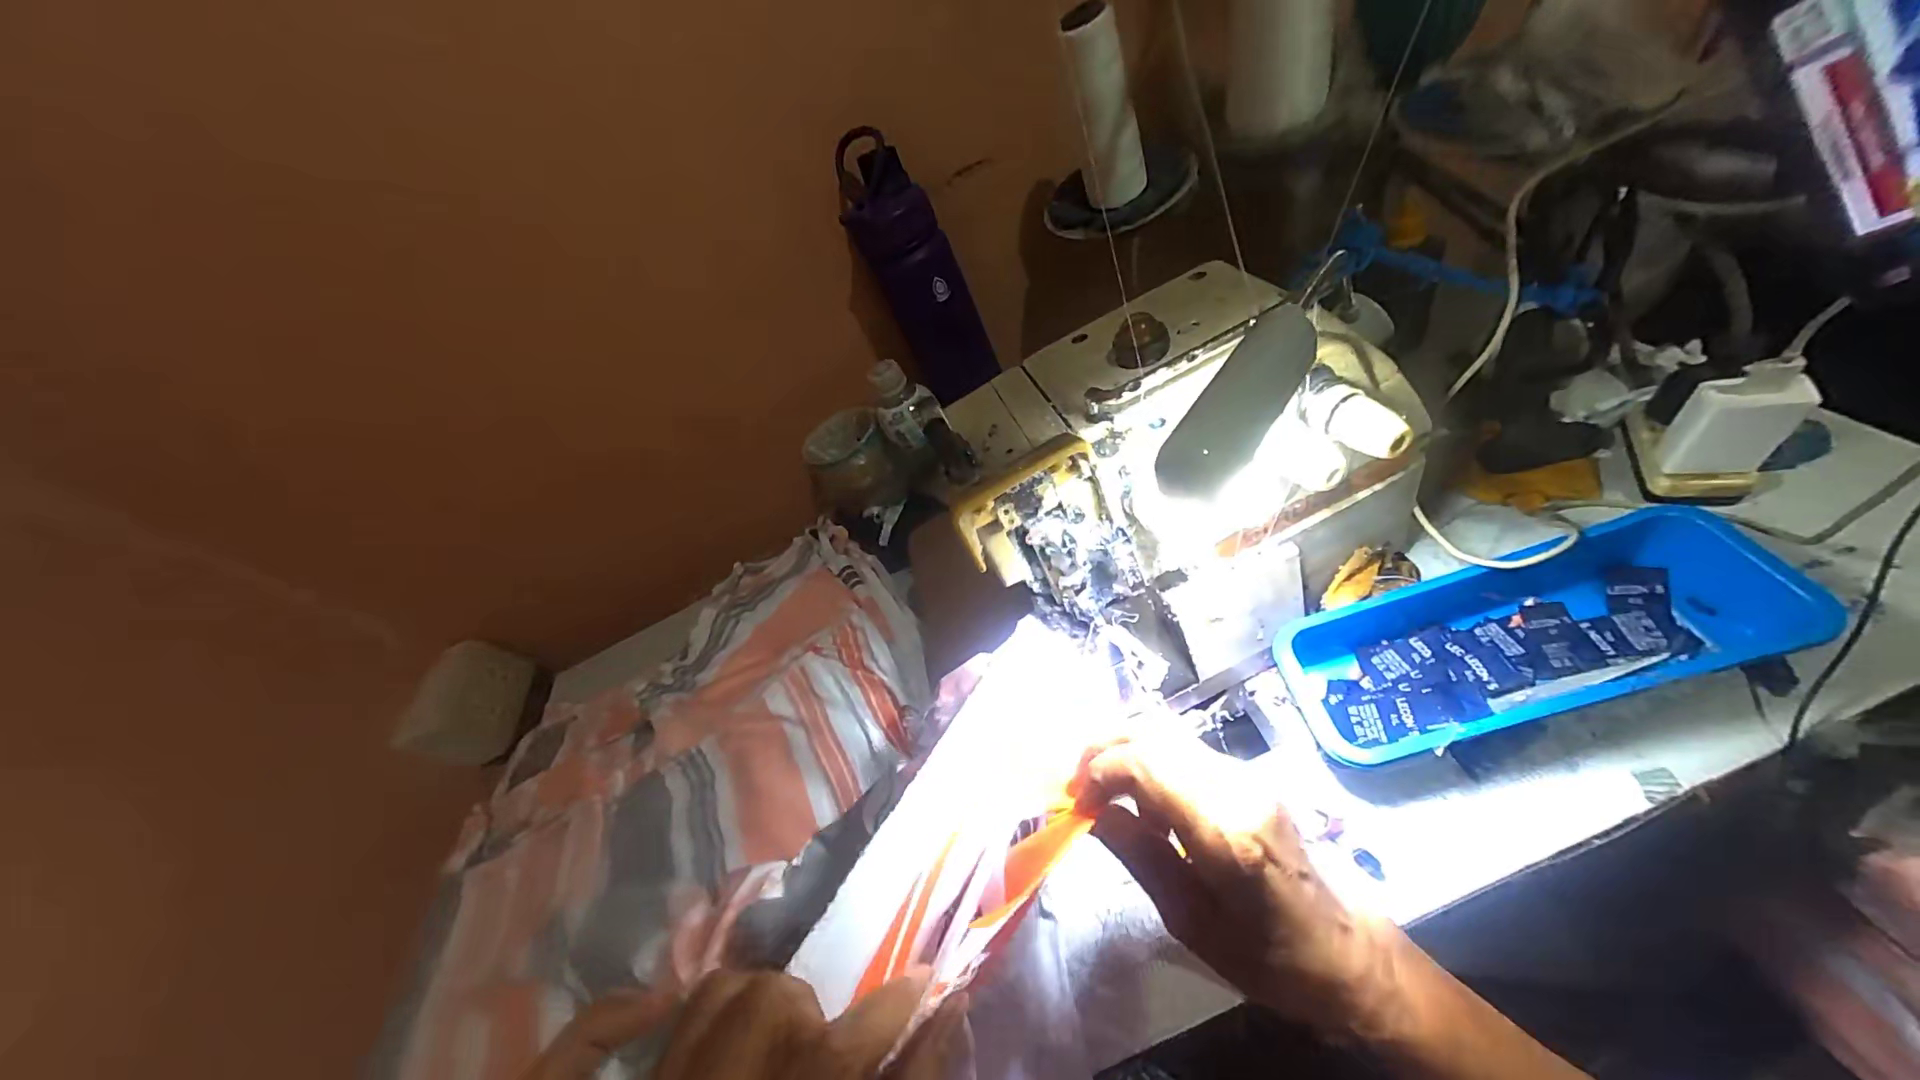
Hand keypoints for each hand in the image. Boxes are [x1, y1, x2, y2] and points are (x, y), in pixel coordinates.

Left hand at [523, 971, 965, 1079]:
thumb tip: (946, 1020)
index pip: (835, 1058)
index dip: (889, 1011)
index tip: (923, 982)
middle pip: (770, 1007)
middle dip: (806, 1013)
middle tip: (814, 1048)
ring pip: (709, 1000)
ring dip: (751, 1002)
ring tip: (766, 1040)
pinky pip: (615, 1034)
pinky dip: (642, 1014)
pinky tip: (675, 1019)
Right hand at [1072, 734, 1396, 1037]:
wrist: (1350, 955)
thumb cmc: (1270, 958)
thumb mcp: (1190, 921)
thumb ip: (1138, 855)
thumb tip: (1092, 813)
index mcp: (1225, 829)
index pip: (1144, 761)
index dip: (1098, 771)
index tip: (1077, 803)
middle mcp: (1238, 786)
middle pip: (1153, 732)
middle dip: (1104, 750)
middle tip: (1080, 787)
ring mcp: (1249, 775)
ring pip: (1168, 734)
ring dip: (1127, 753)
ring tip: (1105, 794)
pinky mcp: (1251, 777)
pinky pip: (1187, 751)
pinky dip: (1152, 763)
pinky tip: (1146, 804)